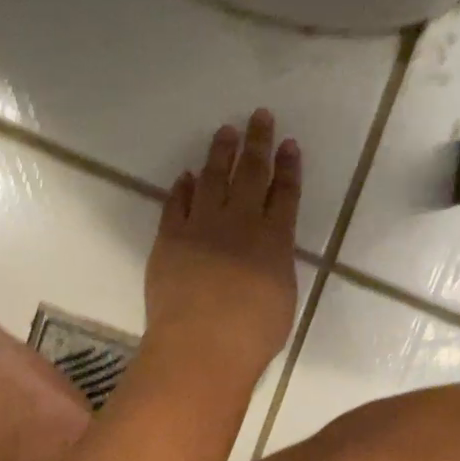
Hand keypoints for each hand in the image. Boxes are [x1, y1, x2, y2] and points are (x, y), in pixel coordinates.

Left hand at [144, 109, 301, 372]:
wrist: (202, 344)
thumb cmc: (252, 336)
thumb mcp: (282, 302)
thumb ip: (276, 270)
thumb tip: (268, 256)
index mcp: (274, 241)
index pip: (285, 195)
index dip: (288, 168)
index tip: (289, 144)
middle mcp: (240, 224)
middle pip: (251, 174)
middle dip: (258, 143)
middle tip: (260, 116)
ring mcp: (202, 227)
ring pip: (213, 179)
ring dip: (220, 154)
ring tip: (225, 132)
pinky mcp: (170, 238)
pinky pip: (176, 204)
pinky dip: (183, 188)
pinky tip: (187, 177)